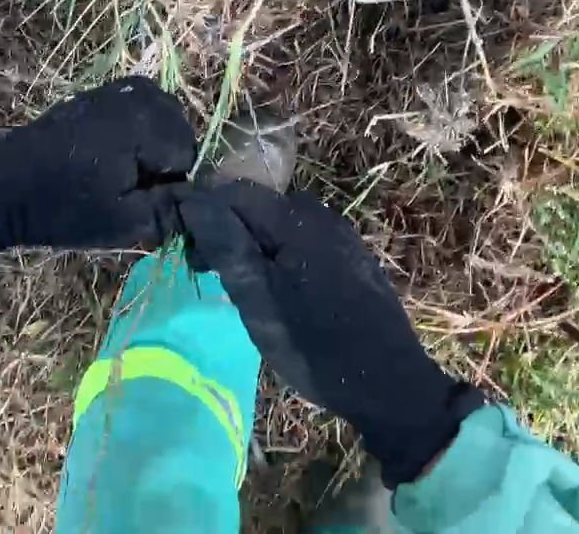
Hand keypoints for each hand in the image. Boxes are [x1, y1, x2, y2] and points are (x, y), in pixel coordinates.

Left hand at [0, 76, 196, 255]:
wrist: (3, 185)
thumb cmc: (64, 207)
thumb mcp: (126, 222)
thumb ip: (174, 211)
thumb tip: (206, 203)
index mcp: (149, 120)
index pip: (190, 156)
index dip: (169, 185)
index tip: (137, 199)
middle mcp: (140, 93)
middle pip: (180, 134)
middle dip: (162, 163)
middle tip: (125, 188)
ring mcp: (119, 88)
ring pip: (163, 124)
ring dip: (149, 150)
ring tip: (114, 174)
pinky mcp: (102, 92)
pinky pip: (140, 114)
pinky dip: (134, 136)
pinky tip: (105, 157)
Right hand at [180, 182, 486, 485]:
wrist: (391, 385)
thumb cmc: (314, 345)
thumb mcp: (257, 299)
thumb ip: (224, 244)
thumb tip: (191, 200)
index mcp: (295, 218)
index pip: (233, 192)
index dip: (203, 213)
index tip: (188, 251)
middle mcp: (319, 213)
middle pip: (256, 204)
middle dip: (226, 229)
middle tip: (209, 271)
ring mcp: (339, 232)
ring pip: (277, 222)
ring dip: (251, 242)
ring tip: (239, 281)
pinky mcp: (349, 254)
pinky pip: (300, 237)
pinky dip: (276, 251)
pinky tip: (275, 284)